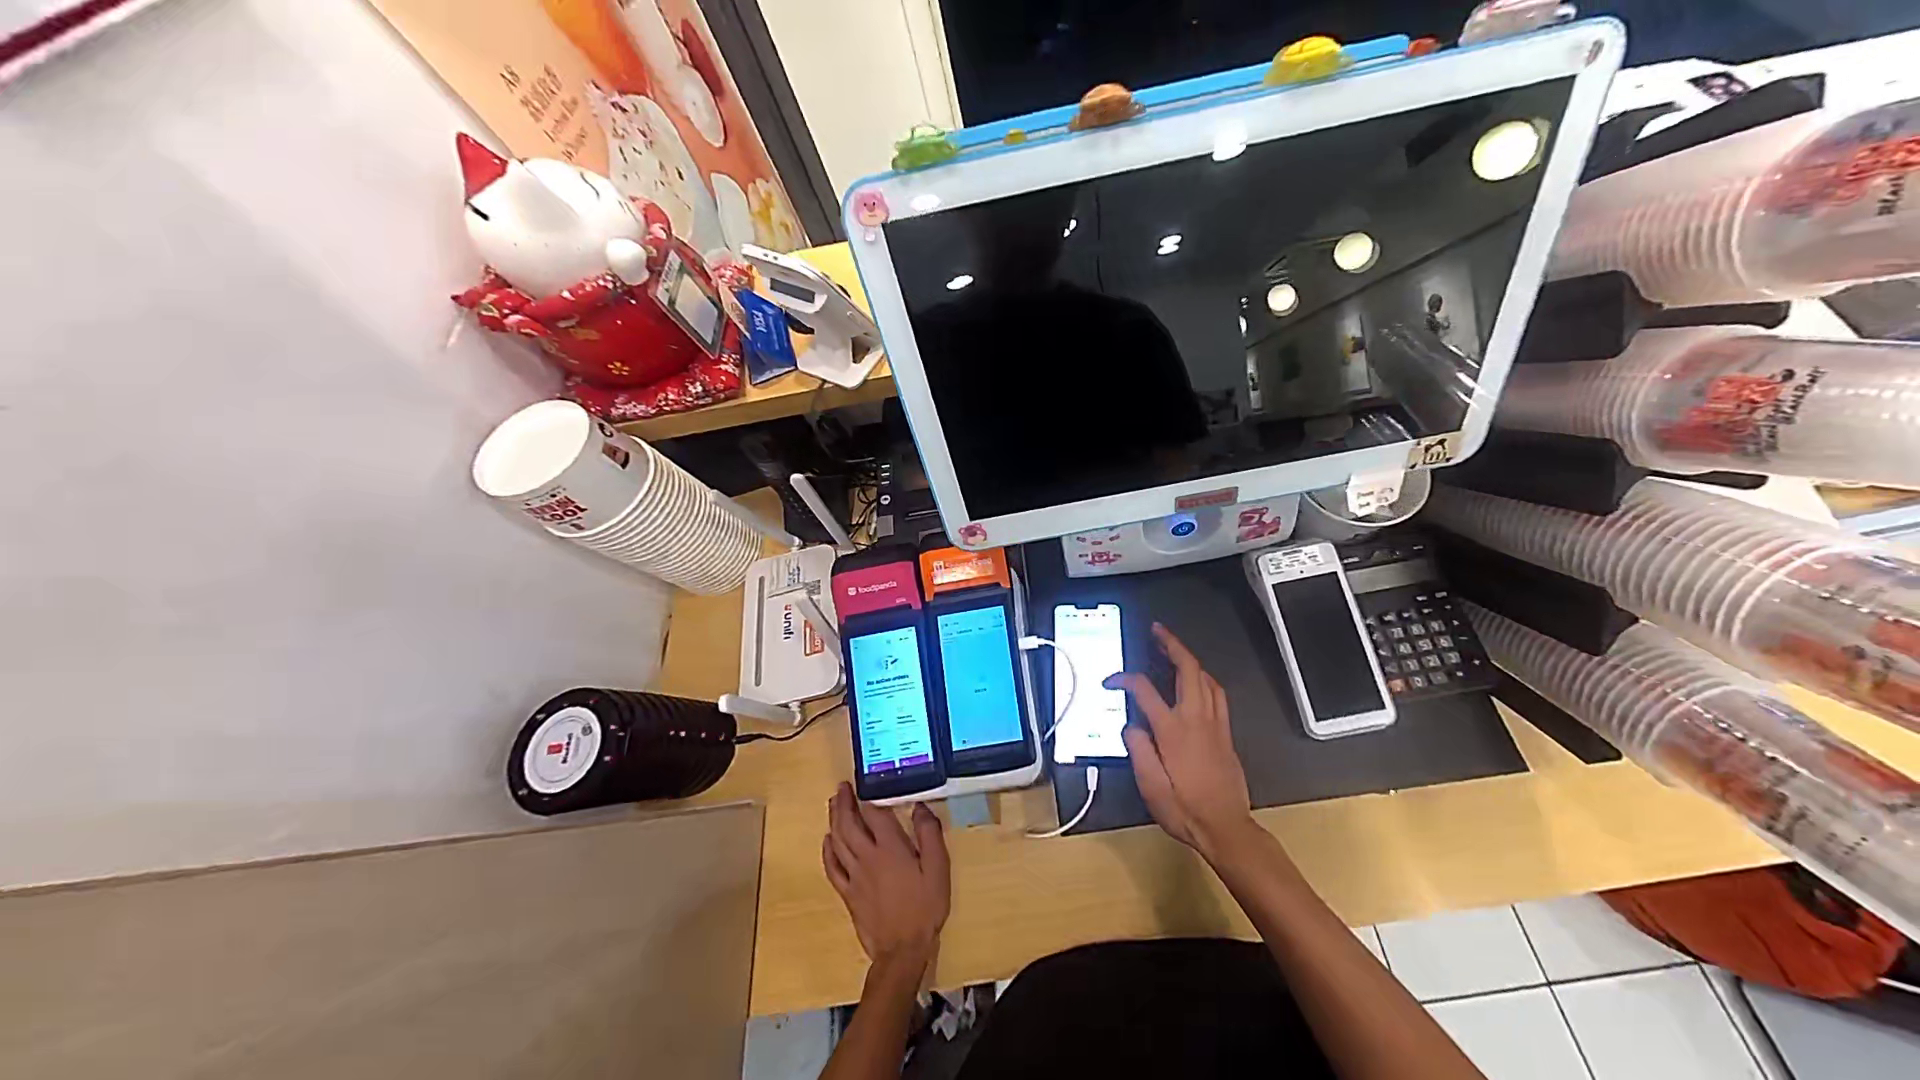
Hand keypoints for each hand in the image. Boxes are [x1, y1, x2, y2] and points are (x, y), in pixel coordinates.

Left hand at [822, 783, 951, 969]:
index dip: (869, 796)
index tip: (866, 782)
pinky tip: (827, 840)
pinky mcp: (847, 893)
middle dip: (844, 803)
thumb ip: (929, 835)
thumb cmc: (924, 907)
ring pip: (837, 841)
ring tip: (834, 805)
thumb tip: (920, 807)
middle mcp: (867, 857)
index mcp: (890, 848)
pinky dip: (827, 851)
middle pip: (849, 824)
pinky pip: (832, 867)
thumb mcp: (938, 869)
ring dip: (833, 820)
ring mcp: (854, 875)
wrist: (902, 950)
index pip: (874, 814)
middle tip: (842, 788)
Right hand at [1106, 623, 1254, 856]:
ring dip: (1189, 658)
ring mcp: (1215, 724)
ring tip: (1174, 649)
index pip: (1145, 690)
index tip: (1111, 682)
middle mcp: (1196, 720)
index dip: (1125, 679)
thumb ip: (1138, 750)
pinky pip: (1217, 693)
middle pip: (1187, 669)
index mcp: (1173, 730)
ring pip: (1205, 678)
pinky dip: (1205, 678)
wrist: (1225, 827)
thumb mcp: (1150, 786)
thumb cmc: (1185, 810)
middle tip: (1156, 632)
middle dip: (1171, 645)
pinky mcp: (1225, 733)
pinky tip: (1198, 679)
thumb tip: (1132, 727)